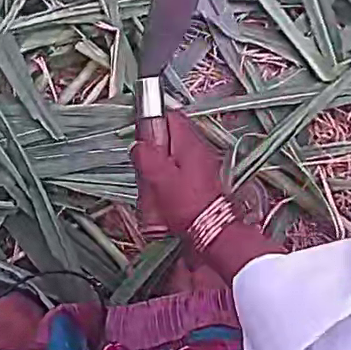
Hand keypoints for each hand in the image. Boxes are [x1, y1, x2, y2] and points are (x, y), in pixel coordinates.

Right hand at [131, 110, 281, 280]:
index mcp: (189, 143)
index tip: (139, 137)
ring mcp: (201, 167)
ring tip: (153, 187)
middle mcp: (199, 151)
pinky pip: (177, 175)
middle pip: (169, 139)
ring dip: (158, 169)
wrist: (212, 233)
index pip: (170, 117)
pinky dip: (166, 183)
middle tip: (144, 168)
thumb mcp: (159, 177)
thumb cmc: (187, 205)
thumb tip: (138, 146)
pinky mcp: (200, 183)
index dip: (152, 121)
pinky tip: (163, 198)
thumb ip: (146, 156)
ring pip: (172, 158)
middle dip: (153, 151)